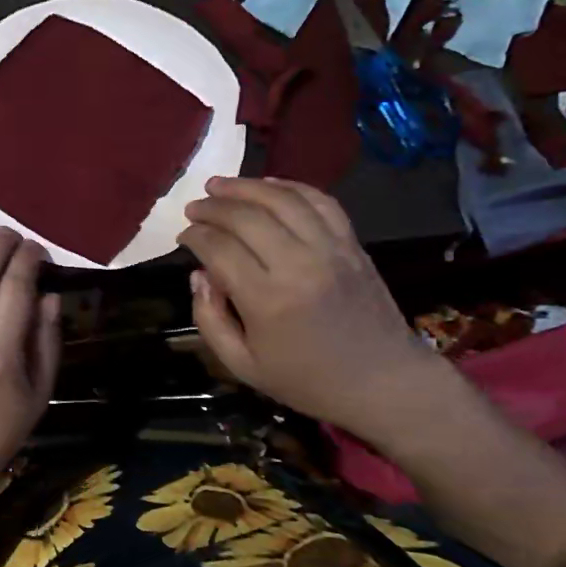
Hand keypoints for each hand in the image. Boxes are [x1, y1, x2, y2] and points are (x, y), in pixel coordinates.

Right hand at [178, 177, 448, 436]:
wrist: (382, 382)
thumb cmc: (307, 380)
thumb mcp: (243, 366)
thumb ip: (210, 320)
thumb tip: (199, 275)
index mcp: (267, 300)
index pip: (219, 249)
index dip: (195, 237)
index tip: (183, 237)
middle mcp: (298, 264)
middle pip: (246, 216)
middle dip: (213, 207)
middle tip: (194, 208)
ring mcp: (330, 249)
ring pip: (282, 199)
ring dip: (246, 186)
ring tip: (220, 185)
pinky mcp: (351, 244)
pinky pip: (320, 201)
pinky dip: (291, 187)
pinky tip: (268, 185)